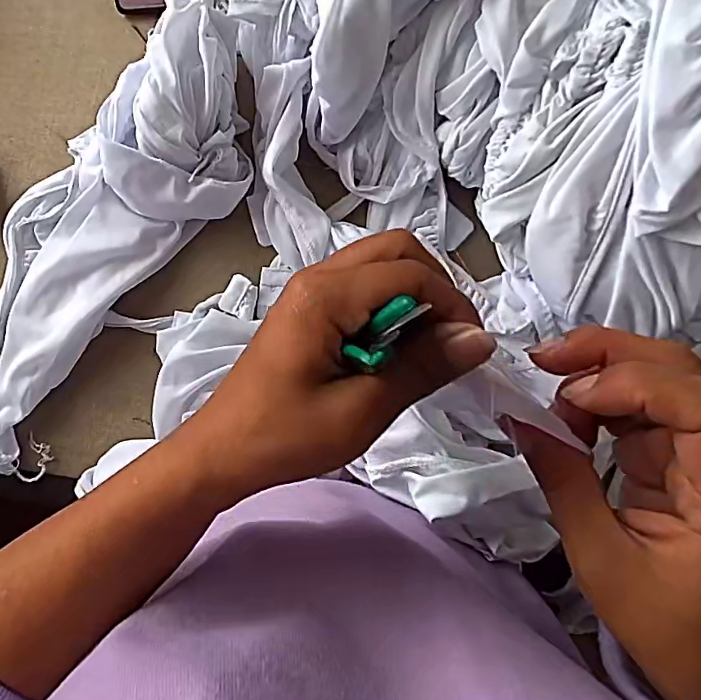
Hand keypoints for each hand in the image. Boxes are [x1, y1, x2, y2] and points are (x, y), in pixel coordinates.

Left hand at [173, 229, 497, 499]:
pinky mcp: (311, 303)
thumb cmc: (284, 436)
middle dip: (436, 283)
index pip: (410, 275)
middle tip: (450, 335)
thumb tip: (479, 340)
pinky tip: (394, 345)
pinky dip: (392, 302)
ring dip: (414, 291)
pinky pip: (364, 282)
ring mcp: (312, 286)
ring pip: (381, 260)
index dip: (452, 304)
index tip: (469, 347)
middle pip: (397, 248)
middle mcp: (318, 276)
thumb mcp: (362, 409)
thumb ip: (423, 367)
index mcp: (325, 295)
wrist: (221, 452)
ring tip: (425, 343)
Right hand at [513, 325, 700, 699]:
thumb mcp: (604, 565)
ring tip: (557, 393)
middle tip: (549, 358)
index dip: (638, 384)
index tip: (575, 400)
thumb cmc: (677, 637)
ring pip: (670, 377)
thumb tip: (523, 420)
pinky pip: (655, 404)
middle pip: (687, 373)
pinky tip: (578, 413)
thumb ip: (564, 482)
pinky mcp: (696, 456)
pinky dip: (611, 397)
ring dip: (609, 370)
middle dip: (614, 354)